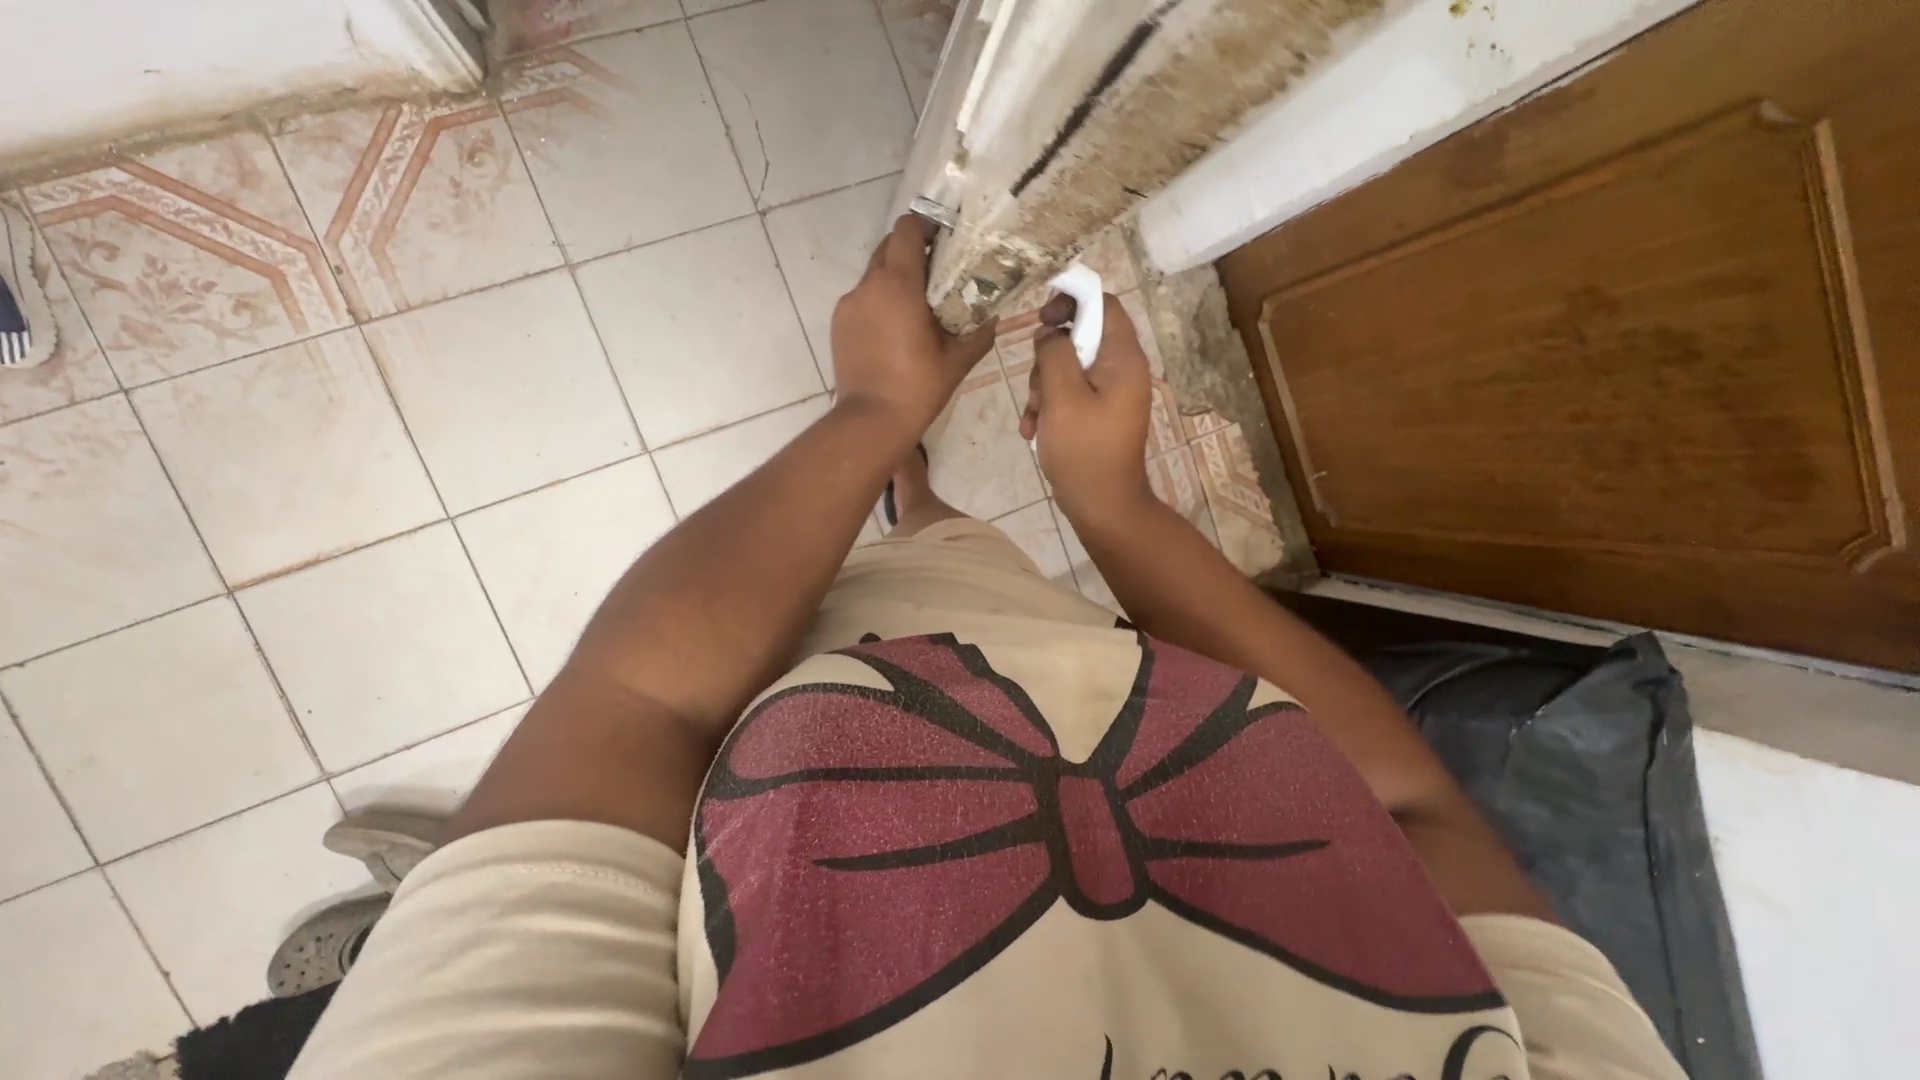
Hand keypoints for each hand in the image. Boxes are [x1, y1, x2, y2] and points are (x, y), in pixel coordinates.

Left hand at [831, 215, 996, 436]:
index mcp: (898, 284)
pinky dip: (879, 302)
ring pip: (874, 275)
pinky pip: (862, 299)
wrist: (871, 420)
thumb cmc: (918, 388)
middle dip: (911, 251)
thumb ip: (979, 333)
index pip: (906, 229)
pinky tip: (895, 329)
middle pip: (888, 247)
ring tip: (916, 306)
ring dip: (895, 279)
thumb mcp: (958, 360)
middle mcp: (868, 286)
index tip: (943, 237)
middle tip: (936, 272)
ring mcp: (849, 304)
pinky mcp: (839, 323)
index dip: (925, 225)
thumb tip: (994, 318)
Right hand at [1019, 292, 1154, 526]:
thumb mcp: (1063, 396)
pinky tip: (1034, 431)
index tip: (1041, 317)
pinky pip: (1069, 395)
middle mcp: (1122, 370)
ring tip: (1034, 418)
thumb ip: (1054, 354)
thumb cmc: (1084, 450)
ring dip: (1042, 389)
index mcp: (1123, 358)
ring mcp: (1110, 393)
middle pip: (1079, 337)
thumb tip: (1050, 333)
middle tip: (1037, 387)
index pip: (1103, 303)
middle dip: (1047, 359)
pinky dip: (1049, 407)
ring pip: (1068, 368)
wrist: (1103, 506)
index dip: (1071, 301)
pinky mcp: (1098, 413)